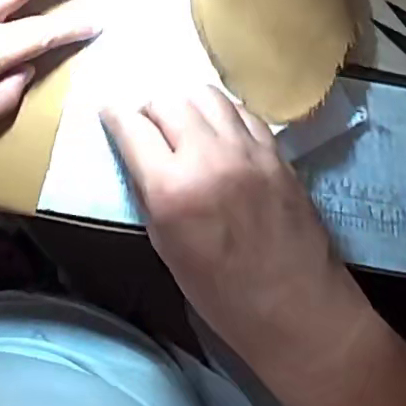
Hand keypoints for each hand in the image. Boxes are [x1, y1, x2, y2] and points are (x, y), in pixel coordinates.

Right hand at [102, 86, 368, 360]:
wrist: (297, 311)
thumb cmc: (218, 290)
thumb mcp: (162, 243)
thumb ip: (145, 190)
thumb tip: (134, 154)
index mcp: (171, 188)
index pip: (131, 127)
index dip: (113, 115)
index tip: (108, 113)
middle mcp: (208, 158)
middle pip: (167, 101)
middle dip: (148, 109)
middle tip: (146, 125)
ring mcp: (247, 151)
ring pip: (205, 94)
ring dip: (184, 103)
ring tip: (181, 123)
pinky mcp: (276, 153)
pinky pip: (240, 110)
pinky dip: (220, 113)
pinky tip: (216, 131)